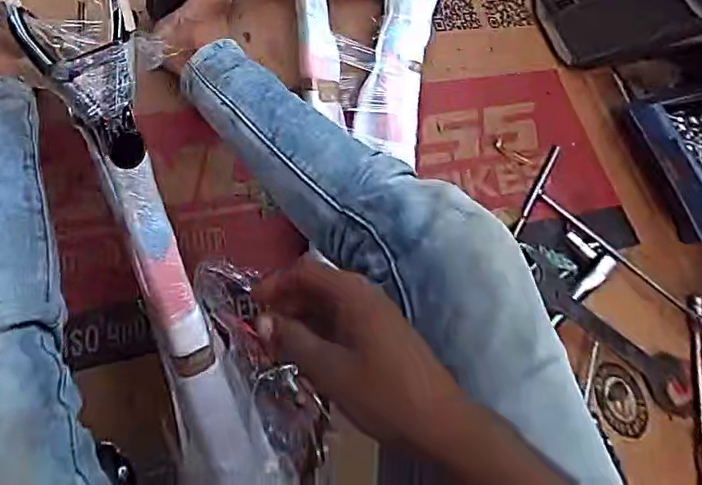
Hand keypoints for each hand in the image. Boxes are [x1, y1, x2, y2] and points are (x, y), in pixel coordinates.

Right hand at [254, 256, 466, 451]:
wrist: (448, 430)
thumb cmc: (385, 393)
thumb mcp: (329, 368)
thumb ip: (292, 339)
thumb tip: (263, 321)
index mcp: (351, 292)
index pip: (301, 270)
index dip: (273, 283)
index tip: (252, 304)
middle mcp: (364, 293)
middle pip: (314, 284)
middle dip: (286, 302)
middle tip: (264, 327)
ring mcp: (377, 313)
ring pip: (328, 304)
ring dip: (302, 318)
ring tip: (282, 344)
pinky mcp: (384, 334)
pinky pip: (342, 319)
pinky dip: (321, 330)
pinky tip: (312, 354)